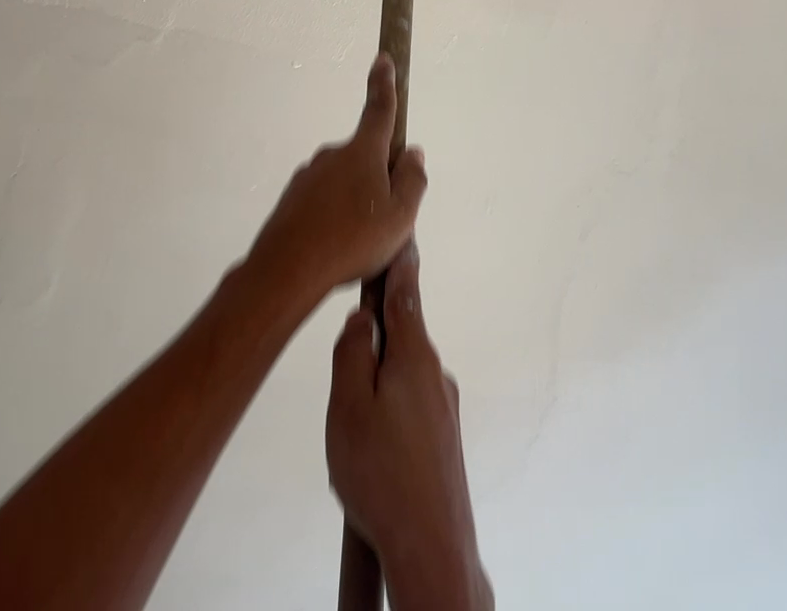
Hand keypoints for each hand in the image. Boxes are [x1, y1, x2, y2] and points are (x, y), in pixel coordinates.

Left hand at [246, 54, 427, 298]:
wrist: (289, 268)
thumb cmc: (354, 239)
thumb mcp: (402, 216)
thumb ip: (412, 182)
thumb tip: (412, 153)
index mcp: (363, 152)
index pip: (379, 110)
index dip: (384, 85)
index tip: (383, 60)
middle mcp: (332, 156)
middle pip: (365, 157)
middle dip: (379, 178)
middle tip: (387, 221)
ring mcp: (308, 176)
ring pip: (344, 183)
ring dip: (356, 203)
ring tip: (361, 243)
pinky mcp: (292, 199)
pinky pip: (324, 202)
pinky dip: (335, 217)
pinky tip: (337, 246)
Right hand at [326, 252, 490, 610]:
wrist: (430, 546)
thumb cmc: (381, 475)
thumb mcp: (347, 406)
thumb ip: (352, 354)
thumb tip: (362, 318)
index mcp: (413, 359)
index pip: (406, 296)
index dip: (400, 266)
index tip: (403, 239)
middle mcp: (436, 377)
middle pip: (400, 339)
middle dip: (372, 341)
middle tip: (343, 373)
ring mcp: (444, 409)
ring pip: (400, 377)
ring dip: (375, 385)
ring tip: (351, 431)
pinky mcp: (443, 438)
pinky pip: (409, 406)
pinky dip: (387, 410)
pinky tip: (371, 452)